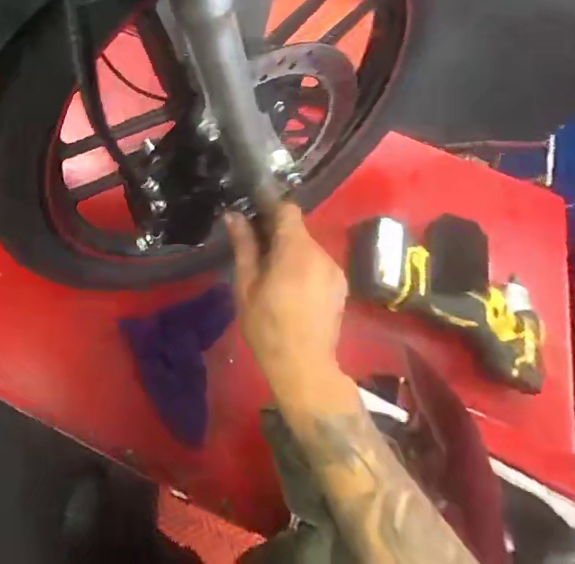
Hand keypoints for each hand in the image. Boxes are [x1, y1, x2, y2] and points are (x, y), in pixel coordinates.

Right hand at [224, 201, 348, 401]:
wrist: (305, 368)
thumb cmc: (268, 326)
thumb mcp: (246, 285)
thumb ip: (243, 246)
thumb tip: (234, 216)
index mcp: (297, 250)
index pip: (288, 210)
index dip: (269, 207)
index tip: (252, 214)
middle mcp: (322, 254)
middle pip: (298, 229)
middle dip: (276, 233)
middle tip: (254, 247)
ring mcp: (335, 271)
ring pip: (308, 247)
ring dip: (289, 251)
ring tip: (270, 272)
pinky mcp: (340, 287)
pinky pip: (318, 264)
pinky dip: (303, 266)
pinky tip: (290, 288)